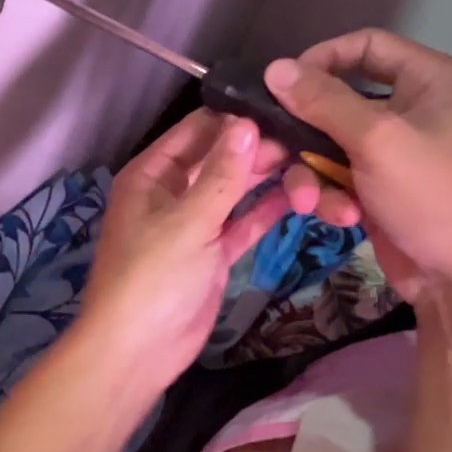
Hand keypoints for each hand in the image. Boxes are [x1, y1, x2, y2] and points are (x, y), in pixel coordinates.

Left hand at [75, 109, 349, 392]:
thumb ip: (222, 174)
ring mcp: (192, 223)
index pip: (195, 131)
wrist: (137, 349)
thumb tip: (247, 122)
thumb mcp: (188, 221)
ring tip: (313, 157)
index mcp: (150, 174)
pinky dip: (265, 211)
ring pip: (233, 190)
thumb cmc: (152, 277)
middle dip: (257, 147)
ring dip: (266, 177)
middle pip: (218, 158)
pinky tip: (301, 194)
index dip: (235, 117)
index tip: (284, 102)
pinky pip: (242, 223)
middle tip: (310, 132)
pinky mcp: (212, 252)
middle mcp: (170, 192)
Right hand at [263, 29, 451, 301]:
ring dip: (312, 175)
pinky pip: (341, 179)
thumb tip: (274, 67)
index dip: (321, 60)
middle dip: (304, 135)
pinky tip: (340, 219)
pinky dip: (332, 197)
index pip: (366, 46)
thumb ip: (322, 101)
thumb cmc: (438, 196)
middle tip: (270, 155)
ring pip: (331, 147)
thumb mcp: (377, 141)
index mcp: (432, 82)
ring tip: (307, 203)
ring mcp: (400, 155)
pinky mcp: (384, 191)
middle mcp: (416, 111)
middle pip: (338, 103)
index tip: (281, 86)